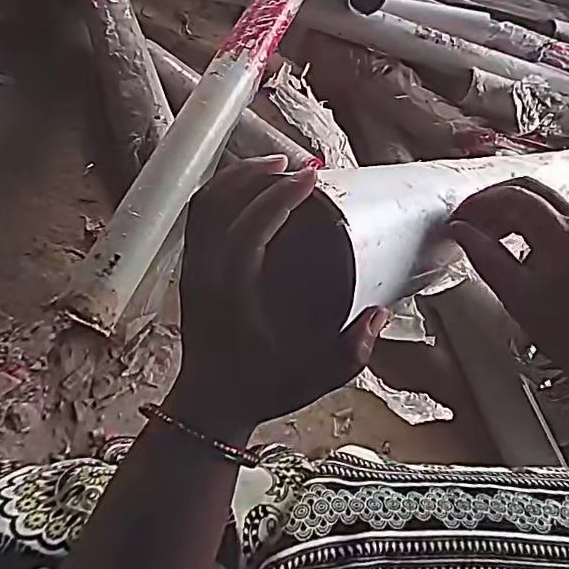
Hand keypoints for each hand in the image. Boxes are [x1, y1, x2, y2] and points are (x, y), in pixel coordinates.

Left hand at [166, 156, 389, 436]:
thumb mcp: (313, 379)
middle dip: (257, 174)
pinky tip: (245, 187)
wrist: (208, 404)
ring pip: (204, 203)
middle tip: (294, 164)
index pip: (249, 228)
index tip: (310, 177)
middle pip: (219, 203)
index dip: (279, 196)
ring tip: (271, 165)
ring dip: (236, 177)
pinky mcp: (190, 267)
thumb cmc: (258, 390)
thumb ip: (351, 350)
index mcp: (232, 294)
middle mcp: (206, 273)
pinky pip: (198, 215)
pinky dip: (220, 191)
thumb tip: (378, 313)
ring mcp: (192, 267)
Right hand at [448, 178, 568, 371]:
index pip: (514, 197)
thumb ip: (482, 252)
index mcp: (562, 234)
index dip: (480, 202)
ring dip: (509, 208)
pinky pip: (555, 216)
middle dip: (493, 198)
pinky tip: (511, 240)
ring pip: (543, 200)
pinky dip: (527, 219)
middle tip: (469, 217)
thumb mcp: (513, 290)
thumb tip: (459, 229)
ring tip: (486, 232)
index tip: (458, 218)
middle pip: (530, 189)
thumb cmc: (564, 328)